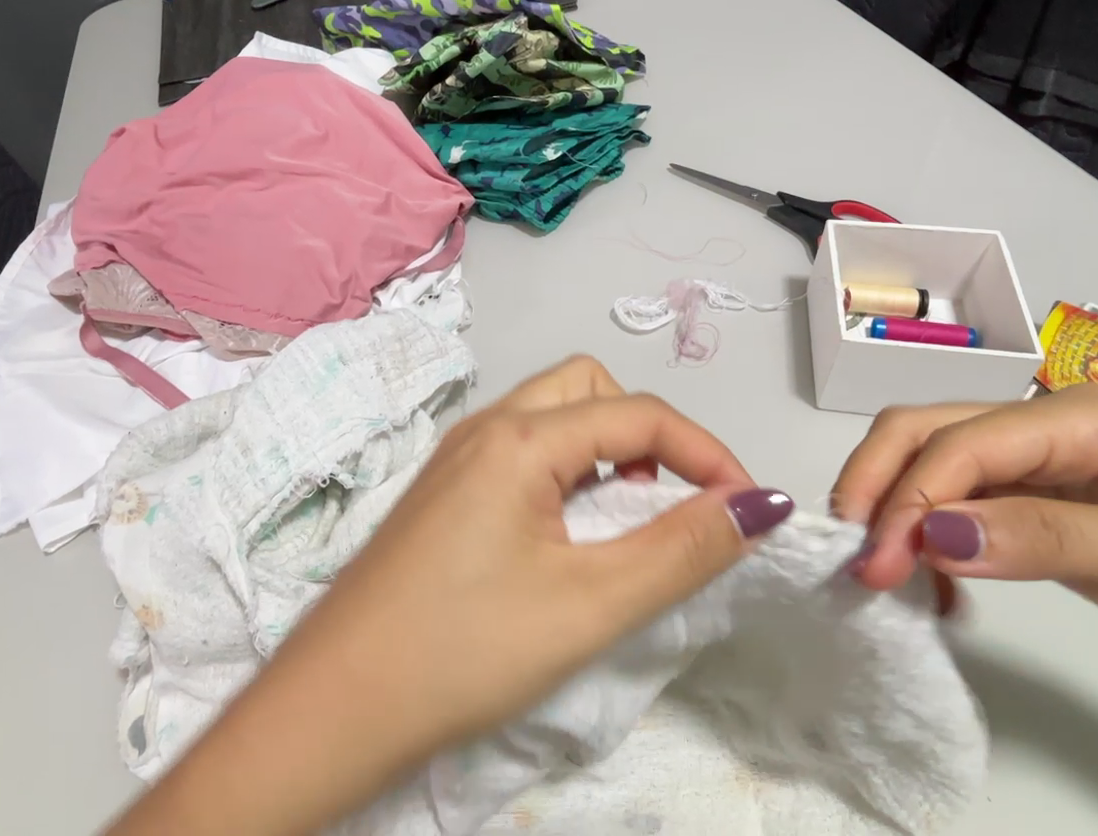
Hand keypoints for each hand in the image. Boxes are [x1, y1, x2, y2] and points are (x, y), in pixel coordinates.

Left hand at [111, 356, 795, 835]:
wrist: (334, 707)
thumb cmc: (464, 652)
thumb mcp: (591, 604)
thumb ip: (683, 548)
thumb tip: (762, 503)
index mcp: (518, 439)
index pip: (638, 414)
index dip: (707, 453)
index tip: (748, 511)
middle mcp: (483, 429)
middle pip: (589, 390)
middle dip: (646, 433)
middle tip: (666, 504)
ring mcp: (456, 458)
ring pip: (552, 417)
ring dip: (605, 451)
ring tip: (621, 523)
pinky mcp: (443, 492)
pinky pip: (522, 452)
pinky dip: (566, 472)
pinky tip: (566, 535)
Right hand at [833, 384, 1097, 678]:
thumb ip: (1051, 538)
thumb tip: (935, 536)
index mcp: (1076, 416)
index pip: (962, 441)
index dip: (911, 496)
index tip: (878, 562)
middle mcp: (1040, 430)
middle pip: (923, 435)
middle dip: (881, 490)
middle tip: (859, 561)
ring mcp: (1031, 470)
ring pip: (928, 473)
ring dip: (895, 518)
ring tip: (889, 580)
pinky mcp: (1027, 513)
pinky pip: (952, 517)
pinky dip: (926, 547)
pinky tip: (936, 590)